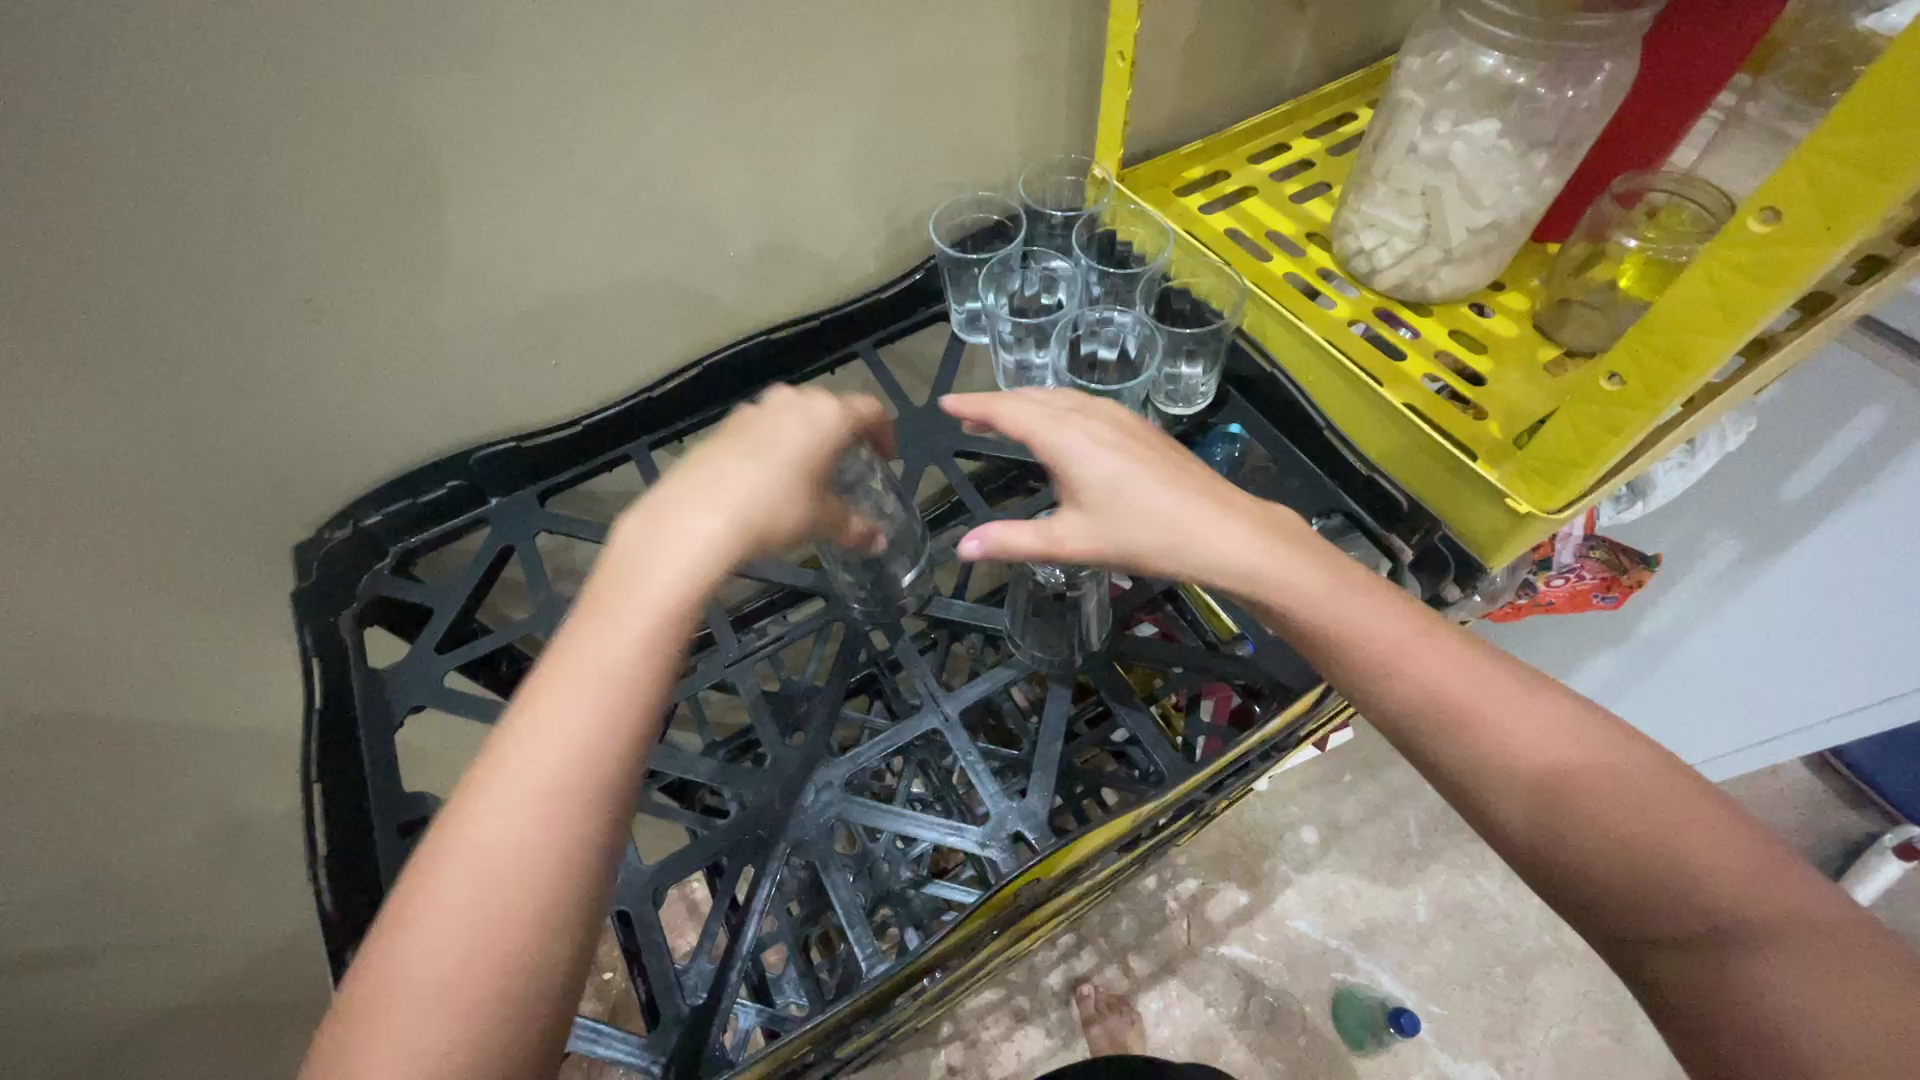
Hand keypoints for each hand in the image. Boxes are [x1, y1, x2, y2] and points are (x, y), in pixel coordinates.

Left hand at [618, 385, 893, 572]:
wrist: (697, 515)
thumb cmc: (776, 510)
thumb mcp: (822, 522)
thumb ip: (855, 528)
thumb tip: (879, 542)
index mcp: (829, 416)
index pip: (870, 411)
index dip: (884, 433)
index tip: (886, 458)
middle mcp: (794, 401)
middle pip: (830, 407)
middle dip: (843, 433)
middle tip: (848, 462)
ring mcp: (755, 409)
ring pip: (792, 415)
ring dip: (806, 436)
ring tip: (807, 469)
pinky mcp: (724, 426)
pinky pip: (762, 428)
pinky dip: (774, 444)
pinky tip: (768, 477)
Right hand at [940, 389, 1305, 585]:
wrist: (1219, 528)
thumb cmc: (1141, 535)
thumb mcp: (1070, 543)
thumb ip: (1012, 541)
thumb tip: (961, 547)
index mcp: (1066, 437)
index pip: (1007, 411)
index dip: (974, 406)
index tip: (946, 403)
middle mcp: (1090, 415)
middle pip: (1033, 398)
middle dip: (997, 404)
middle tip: (969, 417)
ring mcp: (1119, 417)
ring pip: (1061, 397)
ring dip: (1028, 403)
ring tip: (1005, 420)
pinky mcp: (1139, 427)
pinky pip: (1085, 404)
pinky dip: (1056, 408)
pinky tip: (1061, 428)